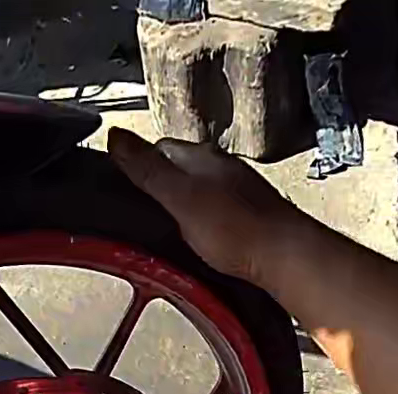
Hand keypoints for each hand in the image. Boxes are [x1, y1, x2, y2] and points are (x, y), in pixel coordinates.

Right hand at [107, 127, 316, 287]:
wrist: (282, 254)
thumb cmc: (233, 229)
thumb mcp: (180, 199)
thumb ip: (148, 171)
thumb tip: (115, 136)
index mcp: (201, 158)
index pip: (159, 148)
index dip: (138, 164)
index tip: (123, 185)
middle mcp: (221, 167)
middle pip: (180, 168)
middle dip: (161, 183)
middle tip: (143, 210)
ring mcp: (238, 190)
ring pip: (200, 188)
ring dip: (184, 201)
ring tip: (169, 226)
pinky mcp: (249, 215)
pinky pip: (217, 209)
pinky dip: (203, 218)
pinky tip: (201, 236)